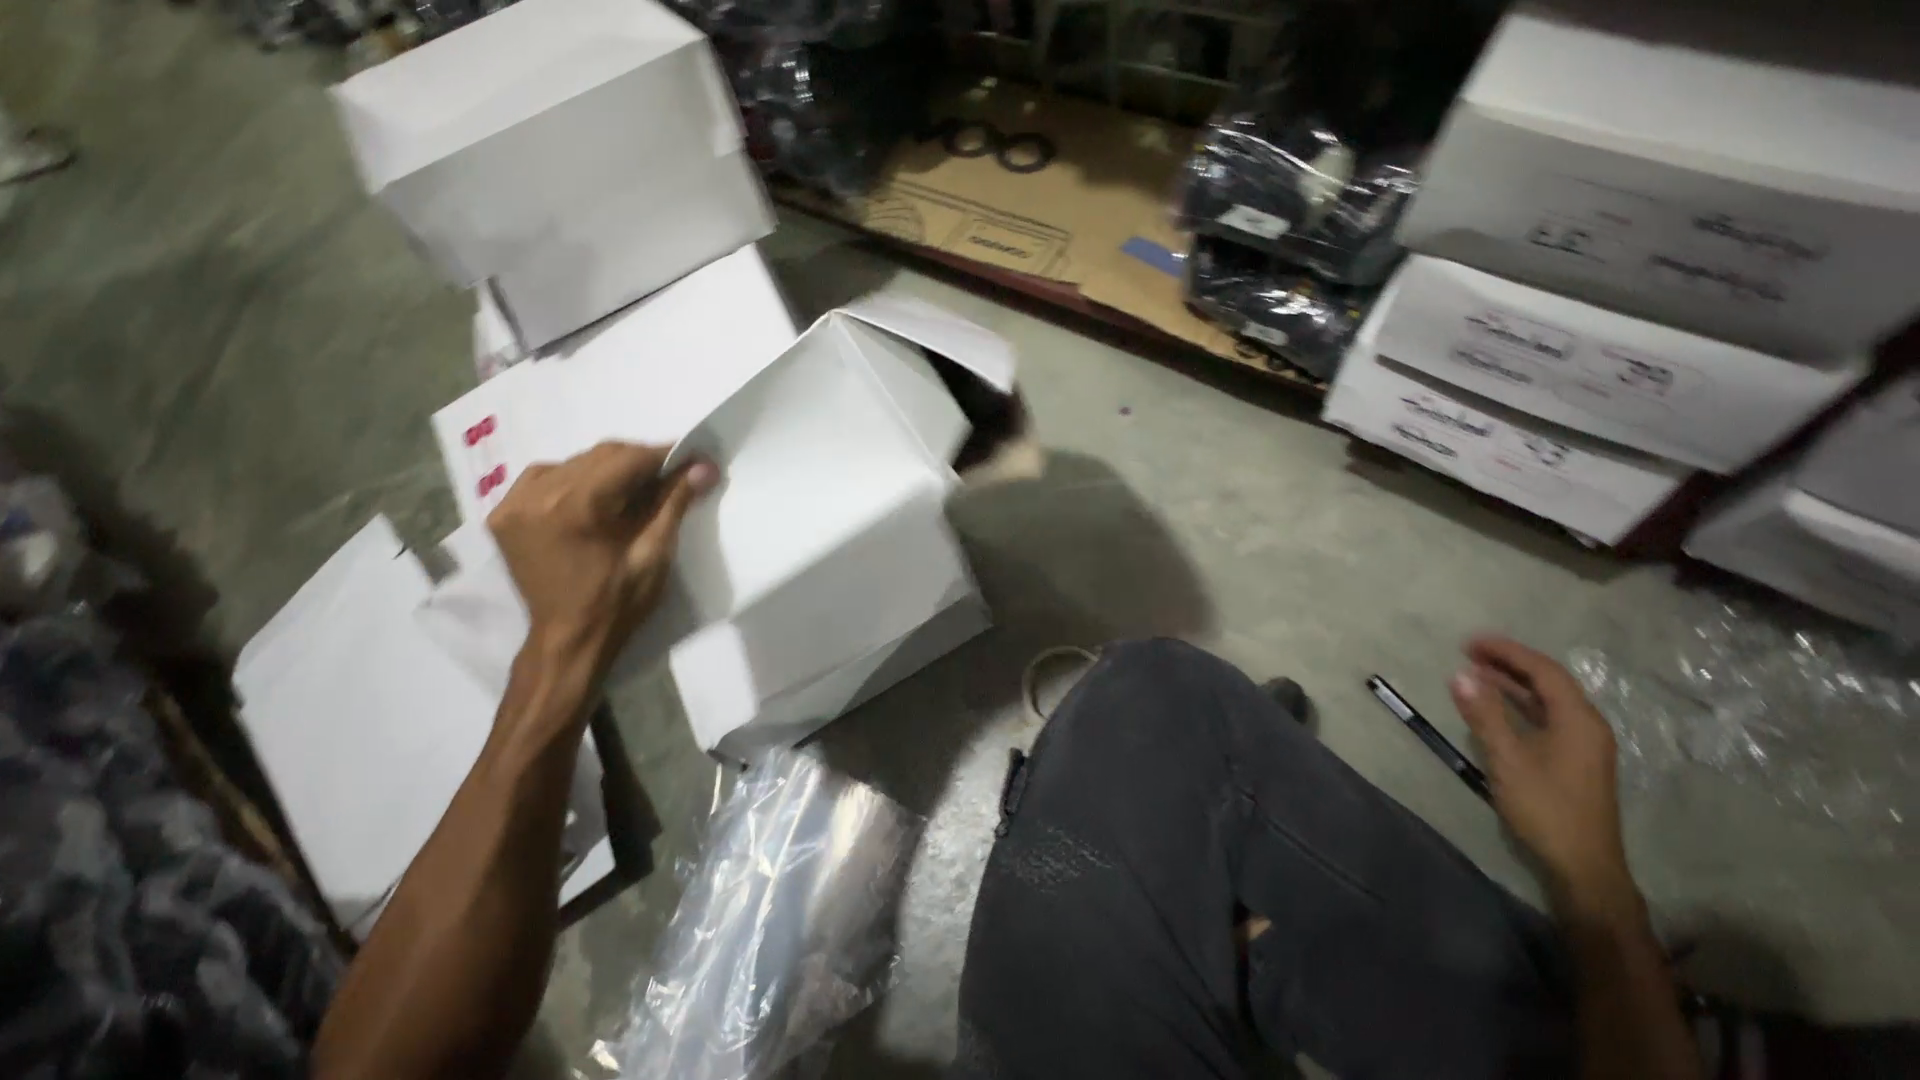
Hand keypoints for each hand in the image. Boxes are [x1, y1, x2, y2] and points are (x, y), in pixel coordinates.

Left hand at [488, 442, 718, 674]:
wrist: (569, 639)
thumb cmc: (617, 602)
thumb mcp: (653, 553)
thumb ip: (673, 502)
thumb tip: (702, 465)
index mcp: (572, 506)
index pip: (624, 459)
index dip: (661, 455)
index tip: (691, 454)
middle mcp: (535, 495)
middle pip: (598, 457)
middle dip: (637, 461)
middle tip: (671, 471)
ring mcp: (513, 503)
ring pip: (573, 463)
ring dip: (608, 468)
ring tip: (636, 486)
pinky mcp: (505, 513)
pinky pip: (545, 477)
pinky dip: (574, 479)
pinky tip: (594, 494)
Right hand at [1449, 636, 1638, 919]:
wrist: (1584, 867)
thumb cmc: (1546, 809)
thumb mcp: (1508, 760)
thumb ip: (1485, 716)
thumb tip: (1461, 676)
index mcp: (1578, 720)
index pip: (1543, 671)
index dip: (1508, 652)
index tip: (1470, 642)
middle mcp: (1587, 726)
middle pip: (1548, 682)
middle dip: (1509, 664)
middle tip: (1468, 654)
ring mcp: (1585, 745)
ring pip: (1548, 701)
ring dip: (1513, 685)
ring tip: (1476, 675)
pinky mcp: (1576, 761)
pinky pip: (1548, 718)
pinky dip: (1520, 706)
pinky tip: (1496, 710)